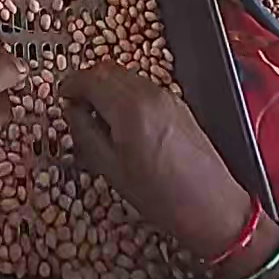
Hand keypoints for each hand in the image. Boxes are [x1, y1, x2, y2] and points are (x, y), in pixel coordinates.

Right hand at [59, 63, 254, 258]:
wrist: (216, 210)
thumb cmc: (159, 197)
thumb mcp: (110, 168)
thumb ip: (85, 131)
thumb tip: (72, 109)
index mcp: (127, 108)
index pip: (89, 78)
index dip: (70, 84)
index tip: (62, 98)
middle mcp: (147, 93)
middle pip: (106, 69)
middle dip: (86, 81)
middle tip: (76, 104)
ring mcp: (165, 95)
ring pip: (123, 74)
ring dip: (105, 85)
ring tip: (99, 114)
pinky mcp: (177, 103)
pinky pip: (141, 85)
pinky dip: (124, 91)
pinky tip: (123, 120)